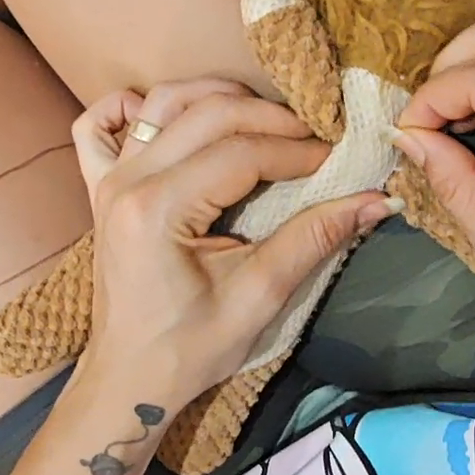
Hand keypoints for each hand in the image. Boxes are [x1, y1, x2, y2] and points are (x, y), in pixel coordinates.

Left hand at [68, 79, 394, 412]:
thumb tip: (376, 200)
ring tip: (264, 120)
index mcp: (158, 210)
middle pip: (207, 114)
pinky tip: (170, 119)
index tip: (339, 158)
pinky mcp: (99, 187)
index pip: (241, 153)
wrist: (128, 376)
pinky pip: (98, 126)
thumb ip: (313, 239)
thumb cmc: (189, 348)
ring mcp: (106, 179)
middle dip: (270, 118)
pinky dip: (132, 108)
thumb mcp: (257, 299)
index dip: (298, 151)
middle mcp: (127, 181)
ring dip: (216, 98)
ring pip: (162, 104)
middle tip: (314, 136)